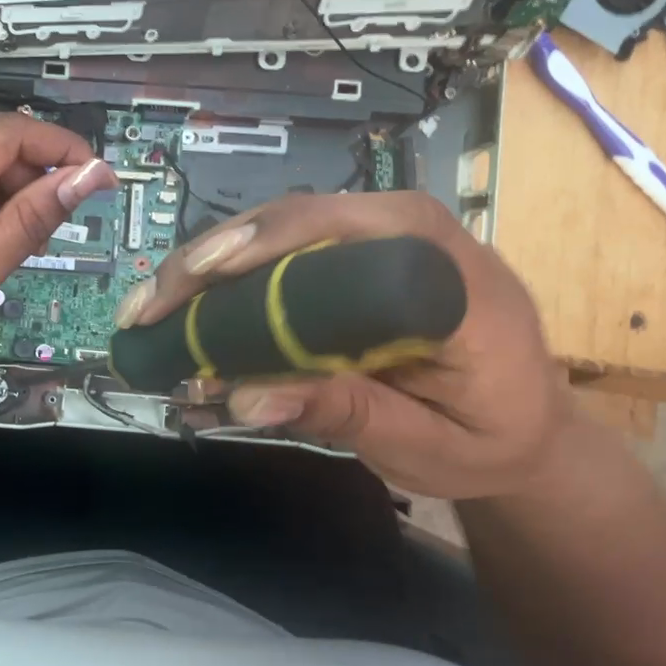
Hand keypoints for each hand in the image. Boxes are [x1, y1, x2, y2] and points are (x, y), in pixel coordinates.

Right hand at [114, 191, 573, 499]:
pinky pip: (267, 256)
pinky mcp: (339, 261)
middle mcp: (409, 238)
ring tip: (142, 312)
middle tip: (145, 309)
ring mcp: (370, 243)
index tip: (204, 278)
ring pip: (268, 232)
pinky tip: (172, 311)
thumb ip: (351, 415)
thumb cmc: (490, 438)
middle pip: (293, 220)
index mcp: (453, 277)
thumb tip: (245, 398)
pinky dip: (213, 283)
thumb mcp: (432, 445)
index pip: (356, 230)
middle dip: (208, 260)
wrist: (523, 426)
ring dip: (197, 270)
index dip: (272, 243)